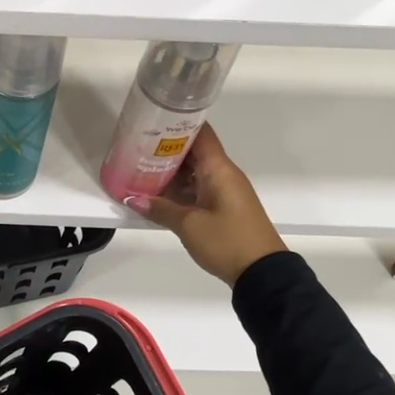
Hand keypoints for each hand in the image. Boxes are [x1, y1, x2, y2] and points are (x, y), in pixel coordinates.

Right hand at [124, 124, 286, 285]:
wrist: (261, 271)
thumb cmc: (226, 241)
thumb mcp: (188, 225)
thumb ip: (160, 209)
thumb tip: (132, 199)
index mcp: (219, 169)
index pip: (200, 134)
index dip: (178, 124)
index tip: (153, 122)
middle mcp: (224, 174)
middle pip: (195, 152)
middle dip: (167, 149)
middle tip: (137, 148)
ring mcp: (225, 191)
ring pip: (196, 172)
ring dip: (172, 172)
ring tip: (141, 170)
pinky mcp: (225, 208)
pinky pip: (199, 190)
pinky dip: (181, 189)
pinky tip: (159, 196)